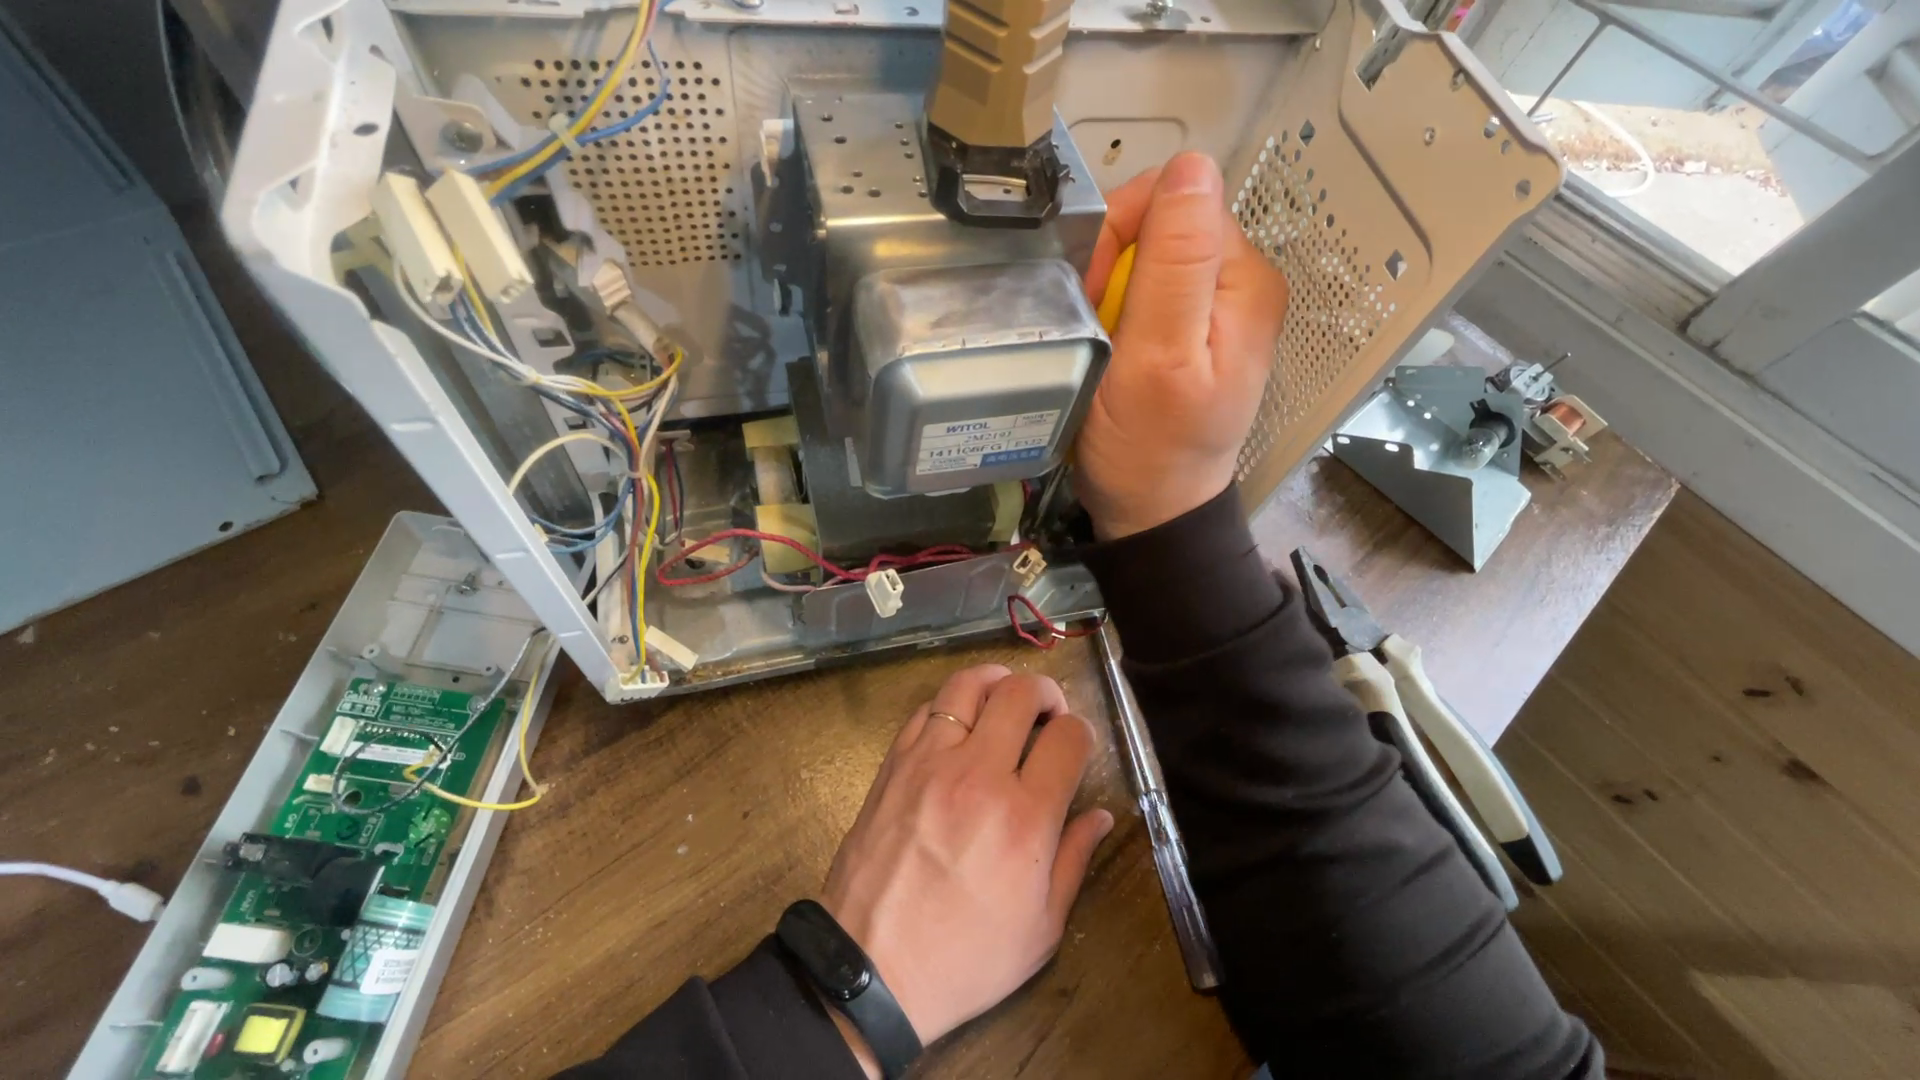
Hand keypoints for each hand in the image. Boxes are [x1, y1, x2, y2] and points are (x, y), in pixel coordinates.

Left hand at [820, 665, 1114, 1059]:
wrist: (871, 967)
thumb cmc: (965, 958)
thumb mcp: (1042, 928)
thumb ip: (1075, 860)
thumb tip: (1100, 815)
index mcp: (1026, 818)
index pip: (1068, 737)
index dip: (1081, 732)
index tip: (1076, 746)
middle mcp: (980, 775)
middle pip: (1020, 694)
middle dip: (1045, 692)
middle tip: (1048, 712)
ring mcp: (931, 763)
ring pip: (968, 685)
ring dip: (997, 681)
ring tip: (1006, 697)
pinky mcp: (894, 765)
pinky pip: (927, 709)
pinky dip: (951, 704)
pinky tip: (959, 724)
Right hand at [1077, 153, 1290, 540]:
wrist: (1155, 511)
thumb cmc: (1149, 447)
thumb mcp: (1159, 358)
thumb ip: (1175, 264)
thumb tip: (1192, 166)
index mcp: (1244, 279)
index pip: (1177, 199)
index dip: (1121, 234)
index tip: (1094, 295)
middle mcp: (1241, 281)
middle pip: (1164, 222)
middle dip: (1113, 262)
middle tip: (1097, 326)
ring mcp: (1218, 306)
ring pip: (1149, 254)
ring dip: (1111, 287)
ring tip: (1104, 342)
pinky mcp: (1195, 328)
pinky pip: (1149, 288)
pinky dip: (1120, 308)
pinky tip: (1113, 347)